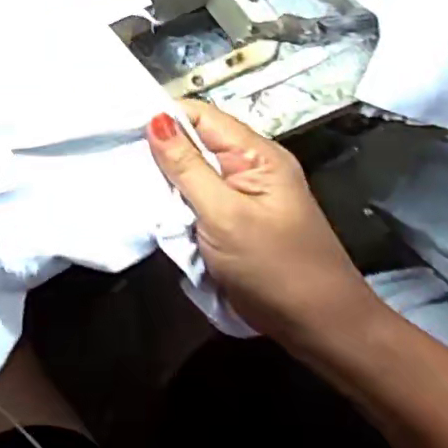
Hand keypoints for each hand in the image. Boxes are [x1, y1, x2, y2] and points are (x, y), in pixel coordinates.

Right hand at [146, 101, 379, 346]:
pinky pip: (198, 199)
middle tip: (126, 165)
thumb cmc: (278, 271)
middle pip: (194, 141)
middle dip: (162, 154)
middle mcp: (251, 166)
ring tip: (142, 193)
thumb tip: (156, 120)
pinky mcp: (235, 220)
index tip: (125, 129)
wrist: (323, 331)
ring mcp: (244, 194)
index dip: (163, 117)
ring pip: (192, 173)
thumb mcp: (224, 215)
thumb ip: (186, 167)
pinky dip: (179, 206)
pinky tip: (162, 215)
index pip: (200, 115)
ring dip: (169, 185)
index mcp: (257, 154)